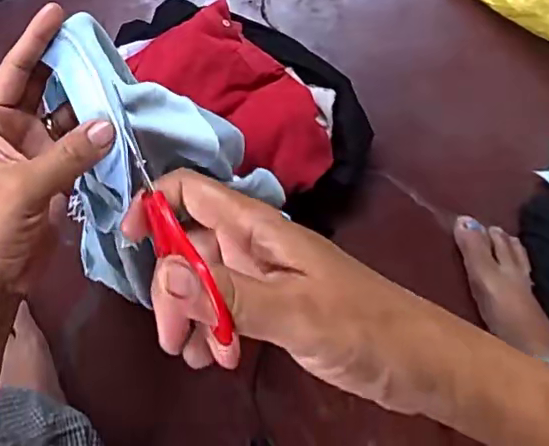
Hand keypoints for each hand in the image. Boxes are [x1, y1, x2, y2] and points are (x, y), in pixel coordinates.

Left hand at [0, 3, 115, 295]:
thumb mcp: (26, 187)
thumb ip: (69, 154)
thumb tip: (110, 121)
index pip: (15, 70)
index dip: (35, 39)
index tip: (57, 11)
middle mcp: (15, 128)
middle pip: (43, 84)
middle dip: (65, 60)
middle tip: (95, 37)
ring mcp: (38, 149)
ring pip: (66, 111)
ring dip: (87, 95)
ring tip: (114, 72)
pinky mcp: (58, 171)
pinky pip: (80, 139)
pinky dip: (97, 128)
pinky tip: (117, 113)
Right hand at [124, 170, 477, 417]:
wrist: (420, 359)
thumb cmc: (362, 325)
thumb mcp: (294, 313)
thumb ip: (229, 294)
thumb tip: (163, 269)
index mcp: (257, 225)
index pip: (192, 189)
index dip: (155, 201)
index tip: (128, 239)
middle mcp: (253, 241)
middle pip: (190, 242)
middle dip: (172, 283)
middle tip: (172, 338)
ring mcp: (263, 271)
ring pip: (205, 278)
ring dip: (191, 311)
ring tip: (196, 357)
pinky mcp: (273, 302)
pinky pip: (226, 305)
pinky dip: (213, 328)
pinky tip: (216, 359)